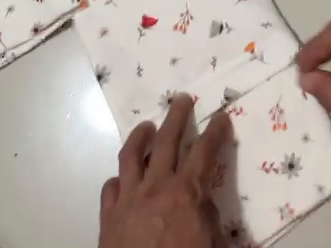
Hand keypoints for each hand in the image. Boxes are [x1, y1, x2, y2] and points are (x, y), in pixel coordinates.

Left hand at [99, 94, 231, 247]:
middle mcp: (156, 187)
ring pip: (131, 154)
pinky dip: (118, 178)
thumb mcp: (212, 246)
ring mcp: (128, 200)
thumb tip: (206, 203)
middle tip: (182, 98)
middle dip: (177, 116)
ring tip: (147, 124)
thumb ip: (210, 219)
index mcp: (186, 193)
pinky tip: (122, 177)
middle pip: (166, 140)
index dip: (216, 131)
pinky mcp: (108, 218)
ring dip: (140, 135)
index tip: (222, 115)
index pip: (205, 151)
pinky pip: (110, 187)